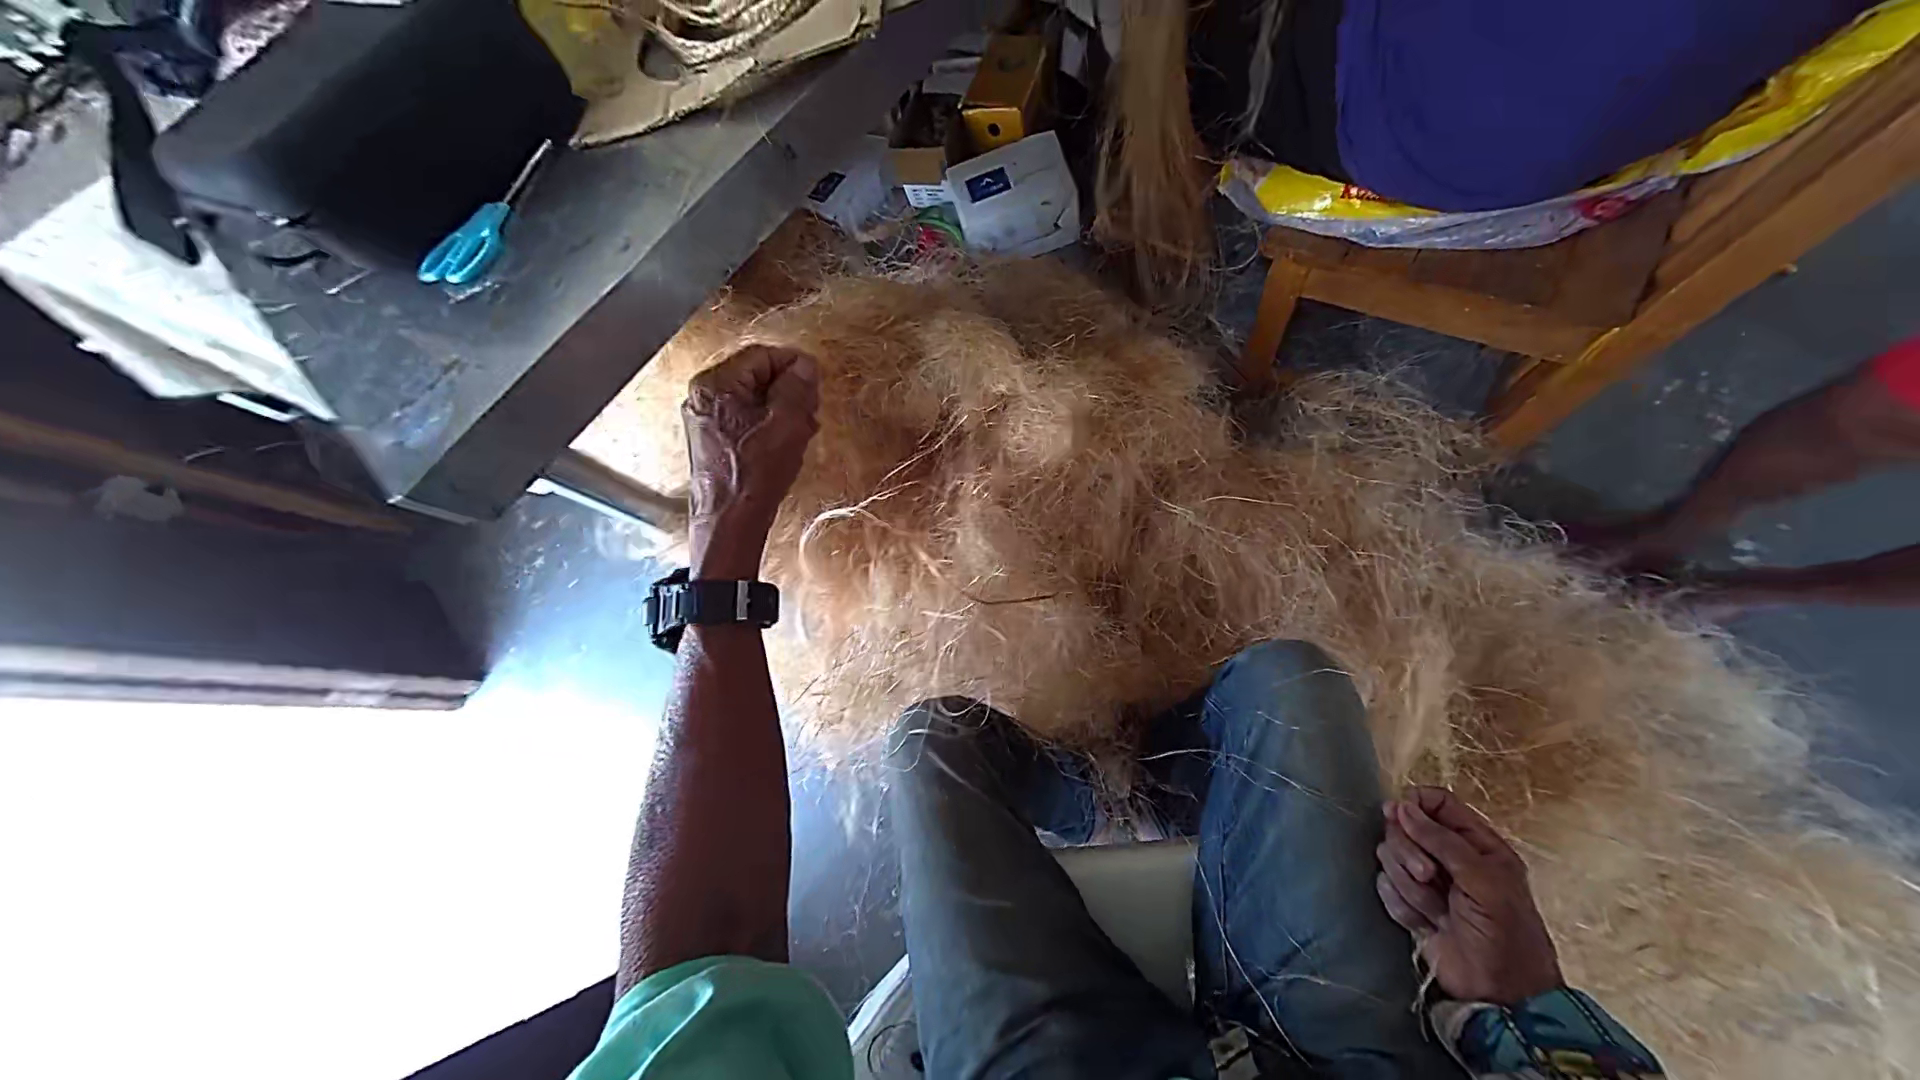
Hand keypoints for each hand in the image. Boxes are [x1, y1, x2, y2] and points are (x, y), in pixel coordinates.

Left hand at [681, 345, 820, 578]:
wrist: (730, 522)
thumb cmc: (755, 475)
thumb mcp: (786, 426)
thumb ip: (796, 389)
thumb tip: (805, 365)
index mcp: (715, 386)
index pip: (761, 356)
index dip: (793, 365)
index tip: (816, 382)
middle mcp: (703, 397)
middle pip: (757, 376)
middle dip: (789, 392)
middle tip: (810, 413)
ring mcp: (706, 420)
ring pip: (754, 400)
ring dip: (783, 412)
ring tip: (802, 433)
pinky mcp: (714, 441)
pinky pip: (747, 420)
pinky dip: (770, 427)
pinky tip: (787, 445)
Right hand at [1375, 786, 1562, 1004]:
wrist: (1498, 992)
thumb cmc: (1505, 934)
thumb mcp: (1485, 882)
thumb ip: (1443, 841)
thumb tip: (1400, 806)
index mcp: (1476, 843)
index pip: (1435, 802)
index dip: (1413, 804)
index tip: (1399, 815)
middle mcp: (1447, 856)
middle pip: (1403, 826)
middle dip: (1408, 851)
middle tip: (1428, 874)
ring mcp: (1425, 879)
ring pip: (1389, 855)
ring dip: (1408, 883)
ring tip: (1434, 908)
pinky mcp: (1407, 901)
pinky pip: (1385, 885)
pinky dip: (1402, 904)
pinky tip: (1425, 922)